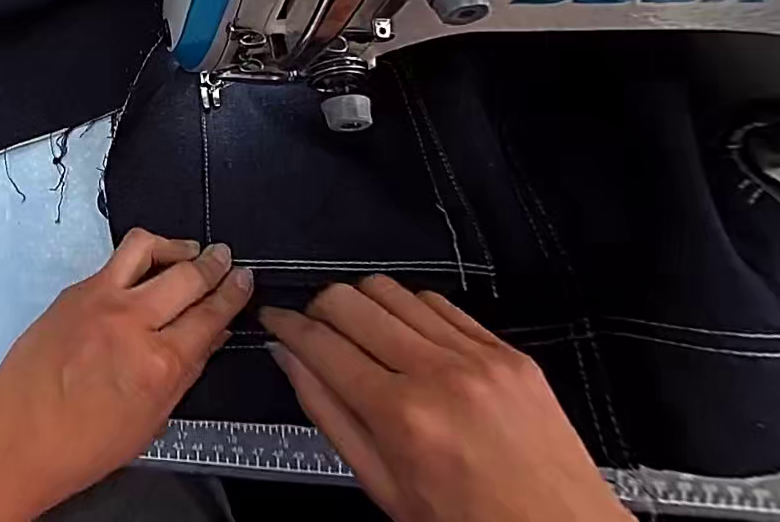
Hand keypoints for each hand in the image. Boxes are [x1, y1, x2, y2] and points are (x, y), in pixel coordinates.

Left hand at [0, 230, 252, 521]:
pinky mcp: (78, 288)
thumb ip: (187, 371)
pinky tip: (150, 266)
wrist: (11, 439)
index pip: (210, 315)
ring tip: (192, 250)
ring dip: (178, 245)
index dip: (234, 293)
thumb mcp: (149, 422)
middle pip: (189, 276)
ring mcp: (102, 298)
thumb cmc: (81, 446)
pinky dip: (143, 255)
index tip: (245, 278)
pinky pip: (119, 258)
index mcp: (157, 365)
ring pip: (151, 248)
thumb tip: (215, 334)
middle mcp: (133, 322)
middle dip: (216, 263)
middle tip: (227, 257)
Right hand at [262, 277, 631, 521]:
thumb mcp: (386, 491)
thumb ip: (329, 416)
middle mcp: (437, 374)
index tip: (275, 319)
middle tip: (314, 325)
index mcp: (402, 419)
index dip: (287, 325)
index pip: (321, 345)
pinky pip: (437, 301)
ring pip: (389, 289)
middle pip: (350, 301)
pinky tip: (407, 334)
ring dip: (361, 302)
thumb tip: (291, 360)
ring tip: (360, 330)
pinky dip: (409, 309)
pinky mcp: (505, 348)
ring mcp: (476, 355)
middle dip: (318, 306)